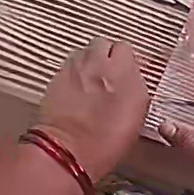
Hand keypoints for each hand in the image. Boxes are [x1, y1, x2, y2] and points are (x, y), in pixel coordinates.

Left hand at [32, 37, 149, 180]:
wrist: (69, 150)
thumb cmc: (105, 141)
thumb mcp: (136, 118)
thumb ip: (136, 90)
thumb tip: (132, 81)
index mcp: (127, 73)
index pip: (127, 49)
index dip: (125, 62)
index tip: (126, 74)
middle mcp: (102, 64)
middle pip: (104, 44)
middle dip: (106, 55)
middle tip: (108, 74)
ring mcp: (77, 67)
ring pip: (85, 52)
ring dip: (89, 62)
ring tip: (91, 82)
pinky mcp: (57, 76)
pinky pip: (69, 66)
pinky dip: (74, 73)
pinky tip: (76, 90)